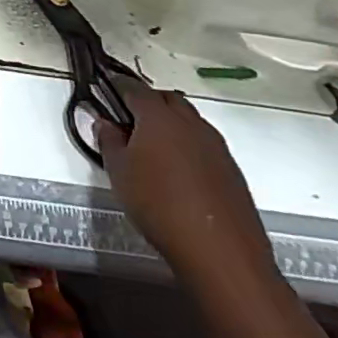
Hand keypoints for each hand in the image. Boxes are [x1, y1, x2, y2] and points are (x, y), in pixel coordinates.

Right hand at [96, 77, 273, 278]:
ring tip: (152, 144)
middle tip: (128, 115)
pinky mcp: (232, 171)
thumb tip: (106, 123)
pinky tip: (177, 169)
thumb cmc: (158, 203)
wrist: (220, 252)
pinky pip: (205, 144)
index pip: (134, 88)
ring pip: (190, 121)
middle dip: (148, 101)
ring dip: (171, 123)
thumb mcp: (118, 170)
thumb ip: (108, 140)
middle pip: (168, 98)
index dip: (116, 84)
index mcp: (159, 117)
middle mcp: (191, 124)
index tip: (105, 86)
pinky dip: (188, 145)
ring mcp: (217, 147)